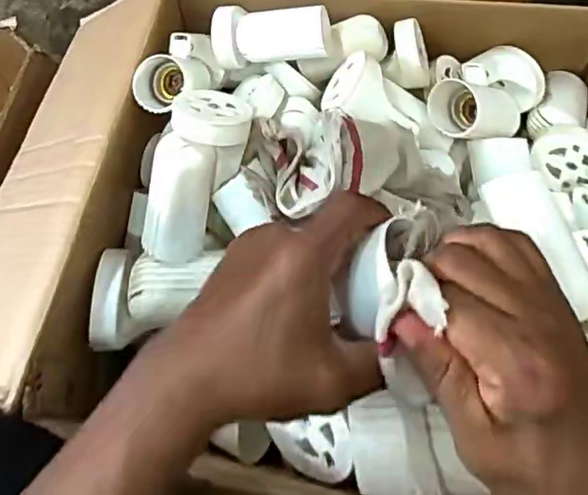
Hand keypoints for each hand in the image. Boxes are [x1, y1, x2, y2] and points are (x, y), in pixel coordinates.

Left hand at [136, 191, 389, 431]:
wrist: (186, 377)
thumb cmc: (260, 373)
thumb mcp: (332, 381)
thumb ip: (376, 361)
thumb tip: (400, 343)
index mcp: (304, 252)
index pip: (350, 205)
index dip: (379, 212)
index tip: (394, 235)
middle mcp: (277, 233)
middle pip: (327, 223)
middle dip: (353, 244)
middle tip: (368, 281)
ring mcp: (251, 241)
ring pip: (302, 235)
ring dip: (323, 256)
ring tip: (330, 298)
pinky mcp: (234, 254)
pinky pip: (278, 246)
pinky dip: (296, 262)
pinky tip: (291, 305)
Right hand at [391, 227, 587, 494]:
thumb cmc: (543, 468)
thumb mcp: (476, 441)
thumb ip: (438, 373)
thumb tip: (403, 320)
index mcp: (517, 361)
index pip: (446, 300)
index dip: (411, 302)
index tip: (396, 314)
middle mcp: (536, 319)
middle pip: (460, 259)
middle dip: (425, 274)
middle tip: (412, 303)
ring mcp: (549, 300)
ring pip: (485, 238)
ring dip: (452, 250)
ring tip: (437, 281)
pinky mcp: (554, 293)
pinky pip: (515, 241)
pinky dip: (486, 240)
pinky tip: (471, 263)